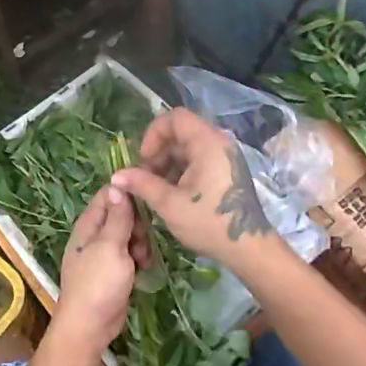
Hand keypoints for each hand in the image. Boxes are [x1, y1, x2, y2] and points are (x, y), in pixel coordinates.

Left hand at [53, 186, 144, 348]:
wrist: (89, 326)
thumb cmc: (98, 284)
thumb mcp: (110, 246)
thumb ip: (117, 217)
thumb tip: (117, 184)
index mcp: (88, 225)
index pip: (108, 195)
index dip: (128, 195)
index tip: (149, 201)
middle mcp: (94, 236)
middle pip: (121, 215)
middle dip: (138, 225)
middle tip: (143, 242)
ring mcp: (103, 254)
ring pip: (128, 236)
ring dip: (141, 244)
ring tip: (143, 261)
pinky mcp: (112, 271)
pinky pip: (129, 255)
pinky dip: (138, 259)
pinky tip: (143, 270)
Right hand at [111, 108, 281, 267]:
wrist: (248, 248)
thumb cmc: (208, 222)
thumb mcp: (169, 204)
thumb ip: (142, 184)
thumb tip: (117, 176)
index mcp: (208, 143)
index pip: (175, 118)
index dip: (154, 134)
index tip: (144, 160)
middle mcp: (219, 144)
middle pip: (181, 133)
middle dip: (158, 153)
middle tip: (145, 179)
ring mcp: (225, 158)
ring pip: (189, 149)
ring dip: (168, 165)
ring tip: (155, 190)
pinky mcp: (227, 172)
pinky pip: (199, 161)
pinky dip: (182, 172)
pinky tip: (172, 195)